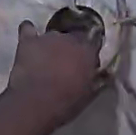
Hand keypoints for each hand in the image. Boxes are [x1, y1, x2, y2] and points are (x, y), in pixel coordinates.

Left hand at [0, 19, 102, 133]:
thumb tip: (107, 73)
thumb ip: (99, 79)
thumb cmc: (66, 102)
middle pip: (73, 36)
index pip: (94, 39)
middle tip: (66, 63)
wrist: (35, 104)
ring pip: (53, 35)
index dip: (90, 49)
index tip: (87, 59)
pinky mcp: (28, 41)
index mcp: (88, 50)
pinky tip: (29, 40)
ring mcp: (48, 37)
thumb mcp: (89, 94)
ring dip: (52, 45)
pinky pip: (28, 29)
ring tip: (47, 59)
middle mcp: (70, 38)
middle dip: (71, 47)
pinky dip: (29, 33)